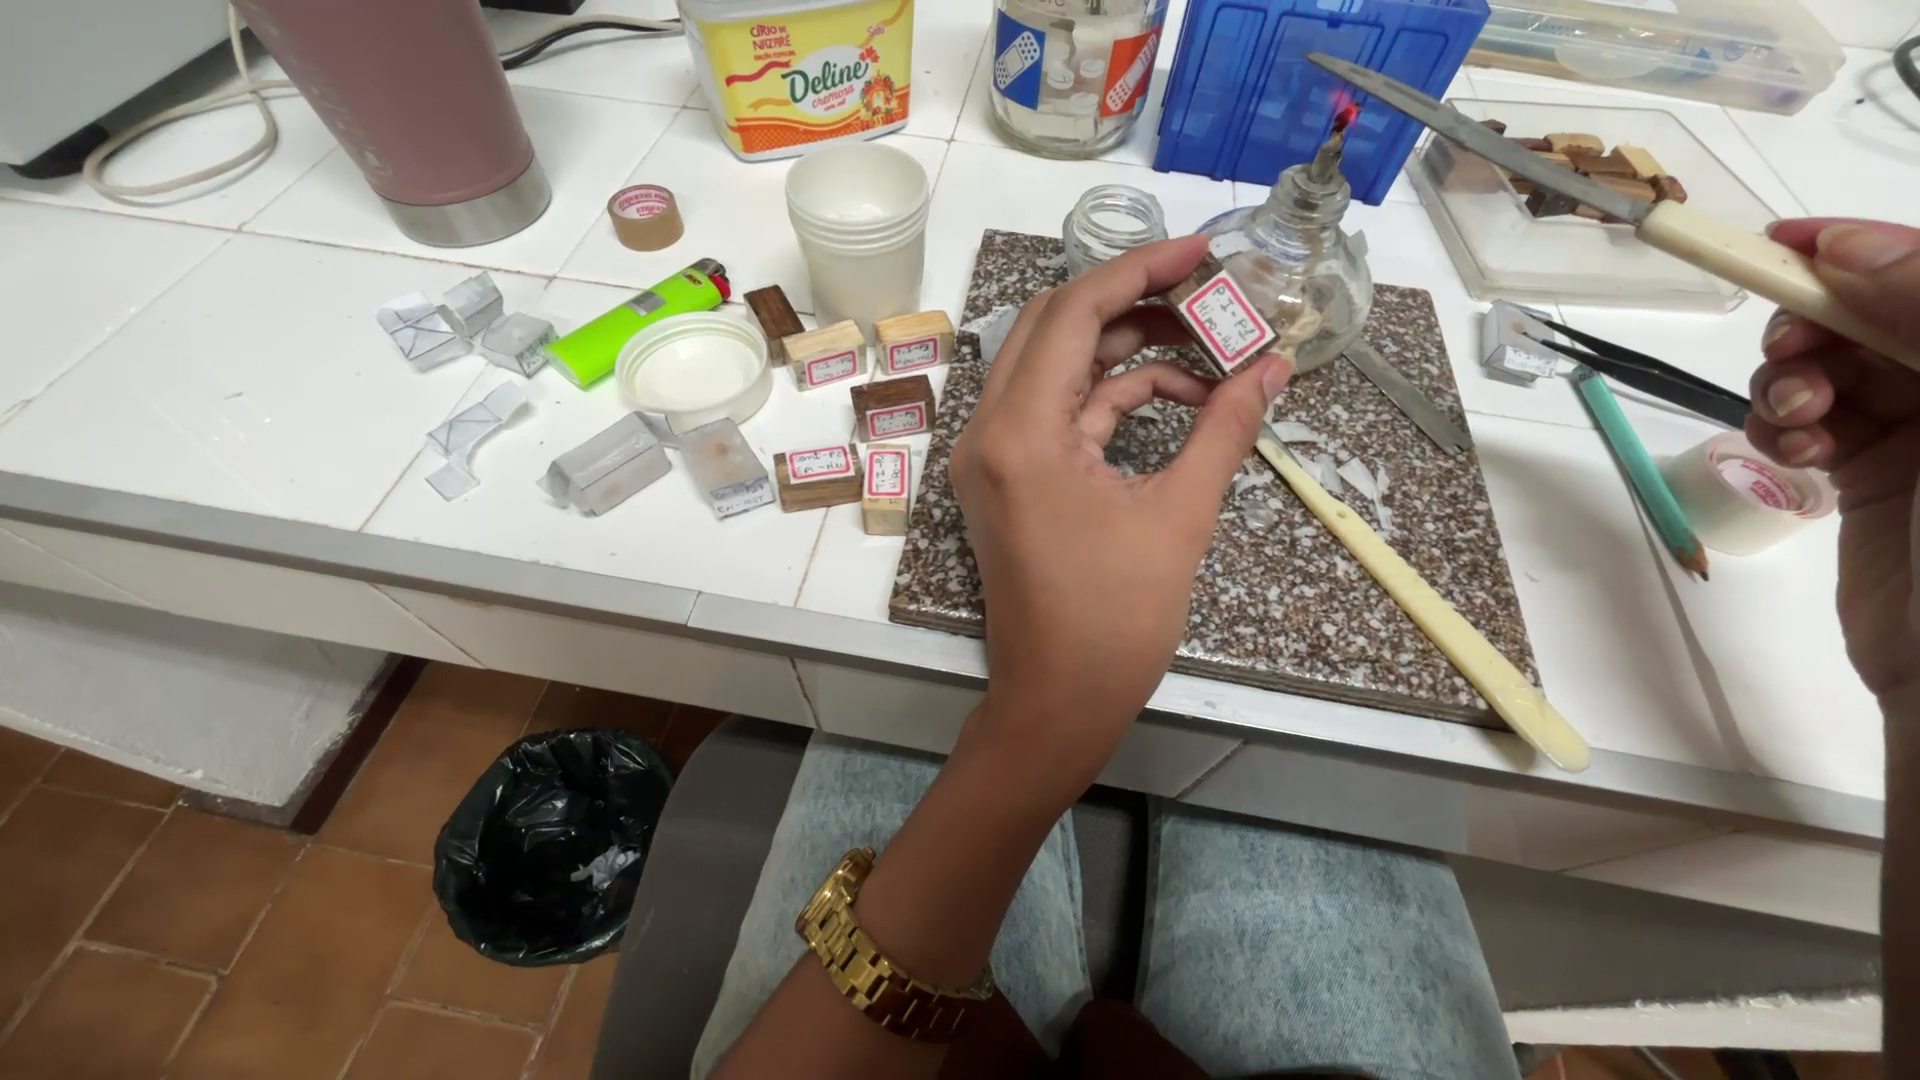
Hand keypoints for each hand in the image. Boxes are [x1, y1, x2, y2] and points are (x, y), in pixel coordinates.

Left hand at [949, 236, 1292, 775]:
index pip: (1071, 312)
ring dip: (1125, 351)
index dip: (1140, 270)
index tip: (1203, 250)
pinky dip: (1111, 399)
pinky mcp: (1008, 477)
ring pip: (1055, 367)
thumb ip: (1226, 429)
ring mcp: (992, 455)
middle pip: (1053, 326)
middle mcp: (989, 430)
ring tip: (1207, 349)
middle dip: (1131, 303)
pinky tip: (1179, 400)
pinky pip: (1058, 413)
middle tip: (1206, 295)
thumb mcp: (1180, 516)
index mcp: (1019, 432)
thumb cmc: (1115, 622)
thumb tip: (1274, 365)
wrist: (1058, 700)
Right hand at [1746, 219, 1919, 695]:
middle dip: (1816, 330)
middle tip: (1788, 361)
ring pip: (1831, 372)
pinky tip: (1791, 454)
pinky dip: (1782, 431)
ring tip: (1789, 425)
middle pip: (1878, 318)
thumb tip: (1854, 252)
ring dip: (1789, 387)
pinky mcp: (1876, 473)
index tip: (1784, 244)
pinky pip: (1810, 427)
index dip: (1870, 249)